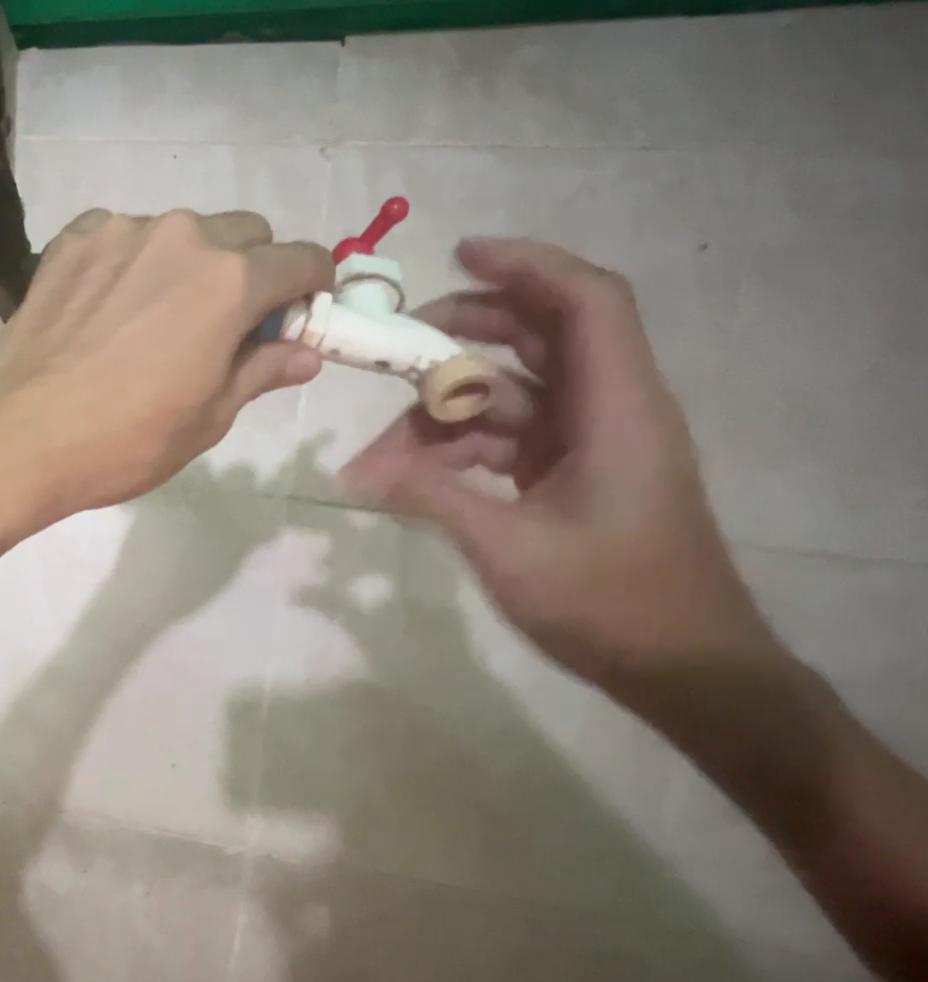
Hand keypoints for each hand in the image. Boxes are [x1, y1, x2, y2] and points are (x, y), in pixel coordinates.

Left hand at [0, 209, 331, 524]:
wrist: (18, 438)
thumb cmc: (123, 442)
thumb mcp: (207, 419)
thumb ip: (260, 372)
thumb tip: (304, 353)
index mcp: (230, 281)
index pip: (302, 260)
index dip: (310, 290)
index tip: (296, 318)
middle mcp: (181, 237)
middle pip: (244, 234)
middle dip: (251, 272)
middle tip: (224, 325)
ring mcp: (119, 233)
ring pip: (180, 232)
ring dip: (186, 264)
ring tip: (153, 319)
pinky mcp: (70, 242)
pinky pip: (119, 236)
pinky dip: (128, 261)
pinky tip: (107, 306)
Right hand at [342, 238, 779, 694]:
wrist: (683, 668)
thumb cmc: (610, 602)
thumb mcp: (509, 548)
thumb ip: (433, 497)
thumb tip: (355, 472)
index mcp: (616, 409)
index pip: (583, 304)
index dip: (525, 267)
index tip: (457, 256)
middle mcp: (607, 411)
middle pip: (539, 340)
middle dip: (464, 335)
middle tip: (394, 347)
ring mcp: (587, 446)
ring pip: (508, 399)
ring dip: (441, 417)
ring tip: (375, 457)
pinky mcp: (569, 478)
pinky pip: (502, 443)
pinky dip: (454, 454)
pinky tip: (406, 482)